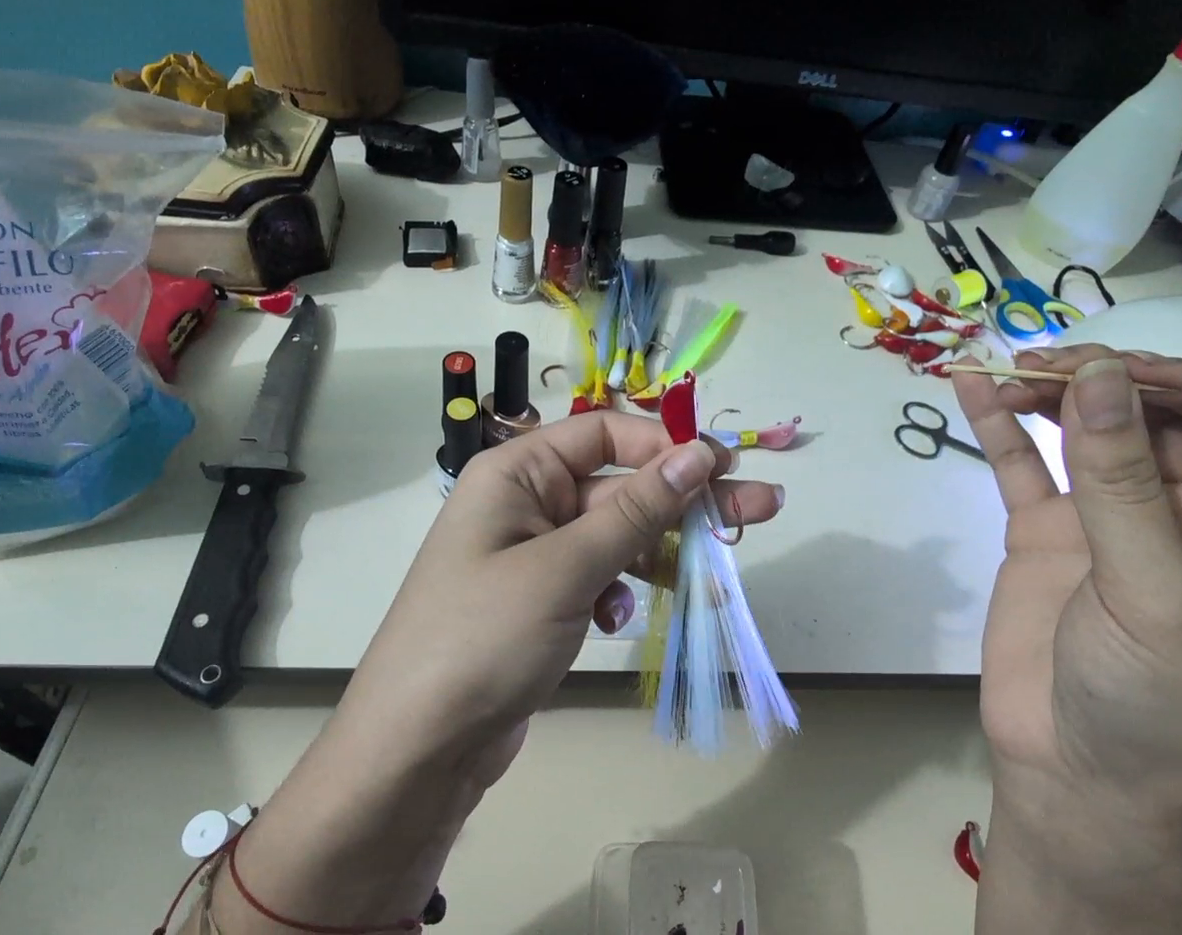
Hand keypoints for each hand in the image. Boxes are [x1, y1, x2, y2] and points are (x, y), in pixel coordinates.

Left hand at [340, 409, 782, 772]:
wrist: (418, 746)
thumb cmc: (484, 637)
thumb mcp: (565, 567)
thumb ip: (637, 511)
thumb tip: (700, 454)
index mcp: (516, 473)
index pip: (603, 435)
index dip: (665, 446)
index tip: (725, 468)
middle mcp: (525, 503)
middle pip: (620, 486)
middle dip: (685, 501)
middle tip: (763, 508)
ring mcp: (533, 555)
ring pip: (615, 535)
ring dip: (661, 551)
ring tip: (721, 570)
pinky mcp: (542, 601)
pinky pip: (598, 577)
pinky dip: (621, 590)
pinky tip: (621, 618)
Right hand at [953, 346, 1181, 932]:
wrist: (1077, 783)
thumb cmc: (1158, 703)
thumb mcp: (1156, 594)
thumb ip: (1122, 482)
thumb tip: (1098, 371)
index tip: (1120, 373)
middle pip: (1155, 408)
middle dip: (1105, 377)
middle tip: (1046, 366)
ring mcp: (1108, 518)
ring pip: (1086, 428)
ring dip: (1049, 392)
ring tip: (1005, 372)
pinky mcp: (1046, 534)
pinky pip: (1026, 465)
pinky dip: (1001, 426)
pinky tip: (972, 387)